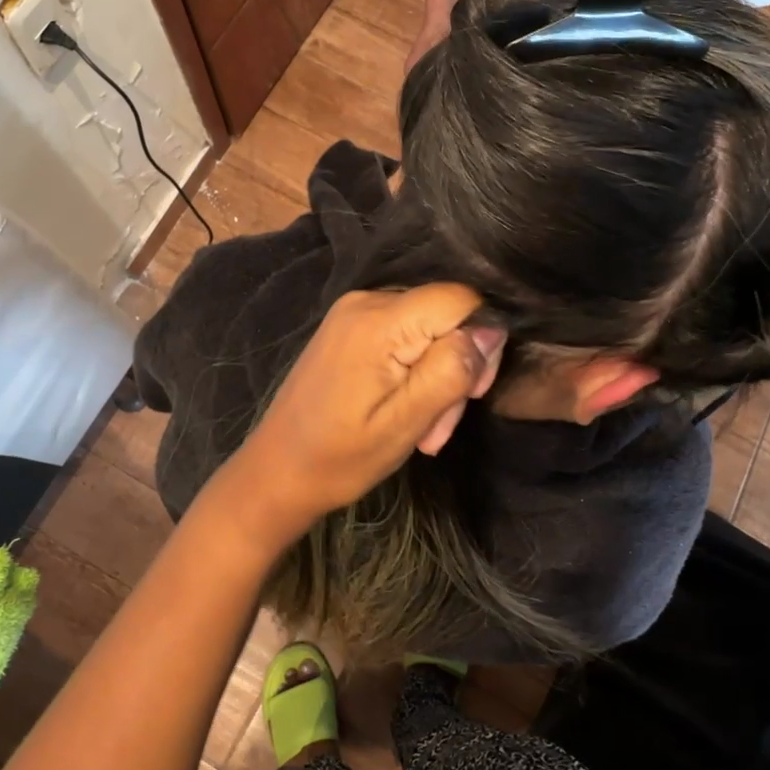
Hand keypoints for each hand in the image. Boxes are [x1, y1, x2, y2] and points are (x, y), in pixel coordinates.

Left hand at [223, 284, 505, 543]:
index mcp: (380, 320)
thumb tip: (492, 329)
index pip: (462, 297)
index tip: (469, 393)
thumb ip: (452, 369)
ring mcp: (354, 310)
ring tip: (419, 430)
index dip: (481, 340)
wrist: (277, 471)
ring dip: (436, 377)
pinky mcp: (349, 326)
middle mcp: (367, 300)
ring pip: (428, 327)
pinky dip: (413, 371)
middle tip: (437, 428)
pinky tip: (402, 410)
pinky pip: (404, 333)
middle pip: (446, 313)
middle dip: (455, 367)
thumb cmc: (341, 457)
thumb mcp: (406, 422)